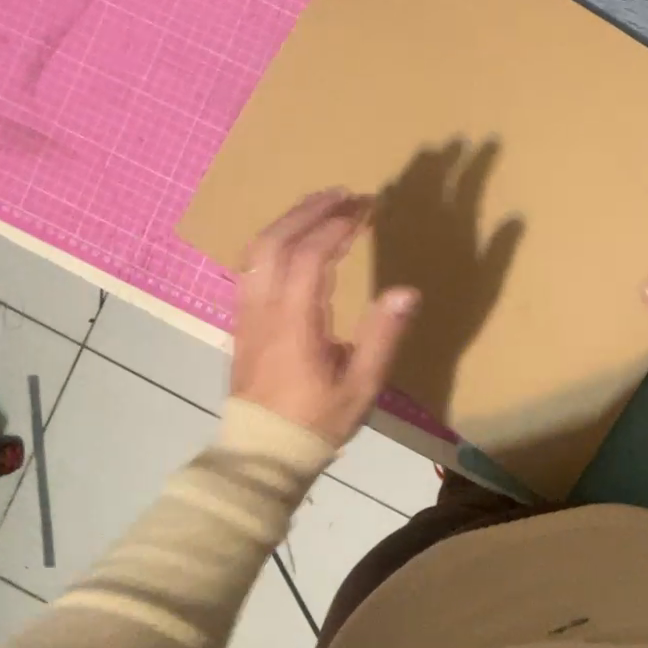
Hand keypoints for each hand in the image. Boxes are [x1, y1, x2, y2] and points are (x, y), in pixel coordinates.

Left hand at [232, 190, 418, 445]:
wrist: (262, 452)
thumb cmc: (318, 419)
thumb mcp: (363, 384)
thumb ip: (383, 336)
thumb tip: (406, 291)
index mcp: (295, 323)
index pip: (309, 258)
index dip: (336, 227)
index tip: (365, 211)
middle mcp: (263, 309)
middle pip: (275, 242)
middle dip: (310, 211)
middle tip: (345, 195)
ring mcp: (246, 313)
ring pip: (256, 251)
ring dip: (288, 221)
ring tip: (321, 206)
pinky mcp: (241, 320)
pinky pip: (251, 266)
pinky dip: (274, 240)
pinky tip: (294, 240)